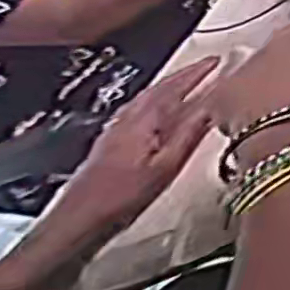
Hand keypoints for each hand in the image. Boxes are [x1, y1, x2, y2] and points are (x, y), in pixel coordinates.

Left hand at [0, 58, 220, 289]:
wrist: (73, 228)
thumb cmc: (121, 199)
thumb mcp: (167, 165)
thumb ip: (192, 131)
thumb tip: (215, 104)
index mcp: (142, 123)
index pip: (173, 88)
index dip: (196, 73)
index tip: (216, 61)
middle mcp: (124, 123)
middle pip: (156, 90)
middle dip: (182, 76)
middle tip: (205, 66)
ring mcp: (112, 135)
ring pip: (143, 100)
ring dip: (166, 87)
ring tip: (185, 82)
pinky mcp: (106, 148)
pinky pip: (134, 113)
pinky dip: (152, 103)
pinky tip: (156, 111)